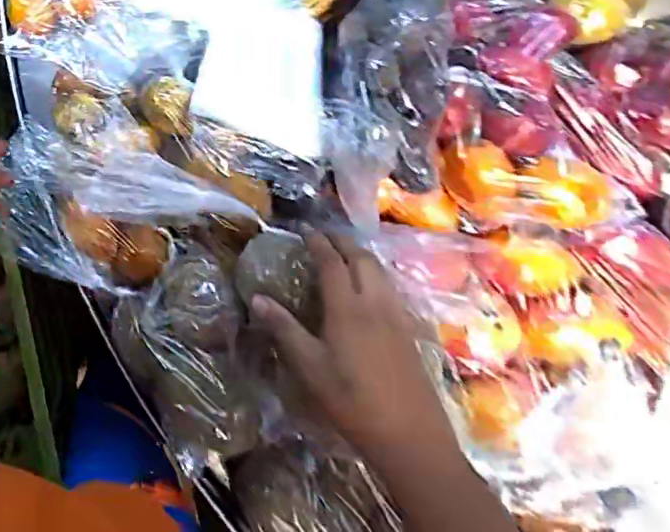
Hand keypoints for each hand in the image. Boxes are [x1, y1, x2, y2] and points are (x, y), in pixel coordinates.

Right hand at [250, 231, 454, 459]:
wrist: (413, 441)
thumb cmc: (353, 402)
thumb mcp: (310, 367)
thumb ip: (284, 329)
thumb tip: (257, 297)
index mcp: (348, 308)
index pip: (332, 262)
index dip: (317, 241)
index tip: (303, 229)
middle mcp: (375, 304)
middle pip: (362, 259)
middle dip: (343, 241)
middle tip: (324, 235)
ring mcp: (397, 318)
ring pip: (381, 272)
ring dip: (361, 255)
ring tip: (344, 254)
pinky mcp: (410, 334)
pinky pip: (391, 289)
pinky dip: (376, 275)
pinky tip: (369, 289)